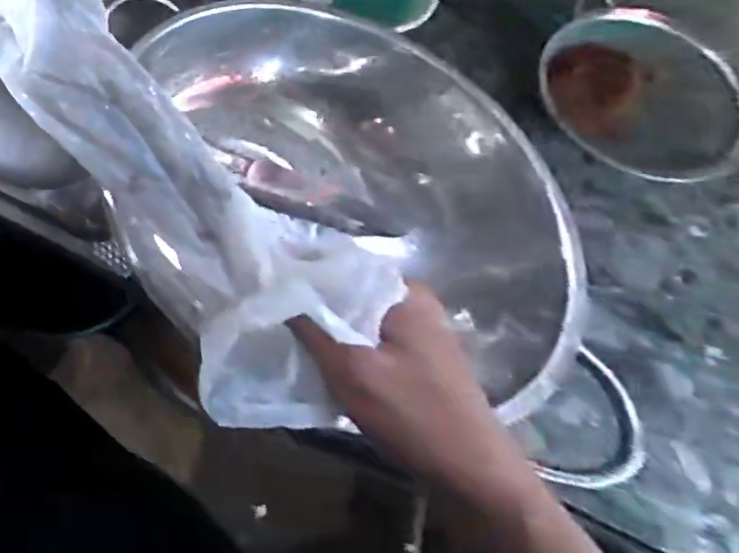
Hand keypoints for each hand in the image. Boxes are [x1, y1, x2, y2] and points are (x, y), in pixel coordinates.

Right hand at [290, 282, 596, 552]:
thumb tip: (268, 285)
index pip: (334, 258)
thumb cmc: (414, 415)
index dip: (294, 263)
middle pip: (342, 283)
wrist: (477, 481)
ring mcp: (415, 327)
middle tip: (264, 298)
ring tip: (281, 320)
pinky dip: (338, 335)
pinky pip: (363, 330)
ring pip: (350, 308)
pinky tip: (314, 346)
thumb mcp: (349, 368)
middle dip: (305, 292)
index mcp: (402, 291)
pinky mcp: (413, 352)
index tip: (260, 272)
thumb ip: (307, 323)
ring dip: (320, 316)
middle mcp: (411, 300)